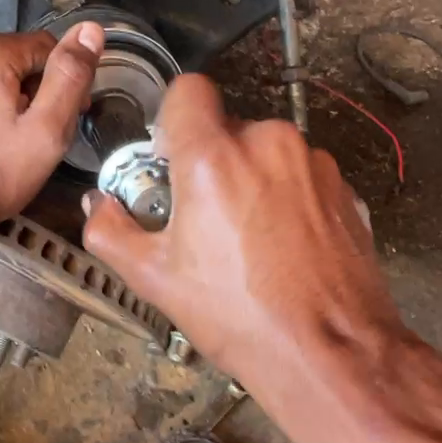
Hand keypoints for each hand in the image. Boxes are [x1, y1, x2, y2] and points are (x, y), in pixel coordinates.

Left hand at [0, 24, 104, 238]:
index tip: (64, 118)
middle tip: (33, 136)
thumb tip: (90, 30)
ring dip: (2, 99)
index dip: (62, 82)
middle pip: (13, 59)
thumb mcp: (47, 130)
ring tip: (4, 143)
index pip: (46, 47)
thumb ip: (71, 76)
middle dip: (30, 90)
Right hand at [82, 75, 401, 391]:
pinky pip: (298, 173)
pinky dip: (284, 195)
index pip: (187, 90)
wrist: (331, 352)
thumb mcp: (154, 279)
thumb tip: (99, 206)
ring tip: (245, 236)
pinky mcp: (342, 185)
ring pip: (264, 149)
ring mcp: (311, 162)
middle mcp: (266, 143)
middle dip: (208, 159)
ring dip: (248, 177)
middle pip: (224, 126)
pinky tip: (281, 245)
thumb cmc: (240, 316)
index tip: (169, 155)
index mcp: (213, 158)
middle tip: (202, 213)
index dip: (172, 117)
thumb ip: (111, 231)